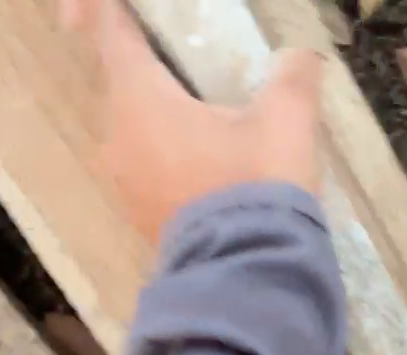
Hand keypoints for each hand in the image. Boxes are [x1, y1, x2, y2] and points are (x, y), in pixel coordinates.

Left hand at [62, 0, 325, 242]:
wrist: (245, 276)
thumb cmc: (255, 188)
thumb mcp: (286, 125)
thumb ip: (293, 80)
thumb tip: (302, 57)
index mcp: (140, 98)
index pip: (111, 33)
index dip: (105, 8)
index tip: (103, 4)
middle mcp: (117, 137)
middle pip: (123, 85)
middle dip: (150, 71)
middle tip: (191, 71)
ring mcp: (124, 183)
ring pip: (134, 131)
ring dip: (160, 121)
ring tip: (203, 124)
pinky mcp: (139, 220)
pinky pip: (145, 171)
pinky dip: (164, 159)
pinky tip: (202, 169)